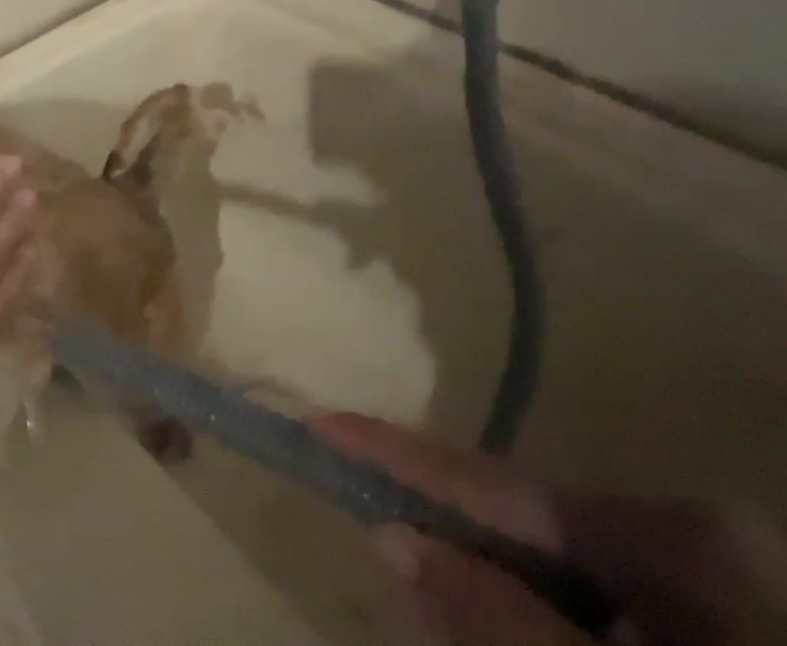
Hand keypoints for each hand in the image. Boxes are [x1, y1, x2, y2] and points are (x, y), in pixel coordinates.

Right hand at [314, 414, 786, 645]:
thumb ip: (490, 611)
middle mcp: (688, 530)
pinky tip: (505, 612)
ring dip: (484, 568)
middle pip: (520, 518)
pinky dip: (535, 601)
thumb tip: (389, 538)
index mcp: (665, 529)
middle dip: (437, 518)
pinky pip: (593, 591)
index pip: (487, 481)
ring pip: (553, 559)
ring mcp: (715, 574)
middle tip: (357, 497)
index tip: (317, 422)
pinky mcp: (719, 613)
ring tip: (419, 570)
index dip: (392, 452)